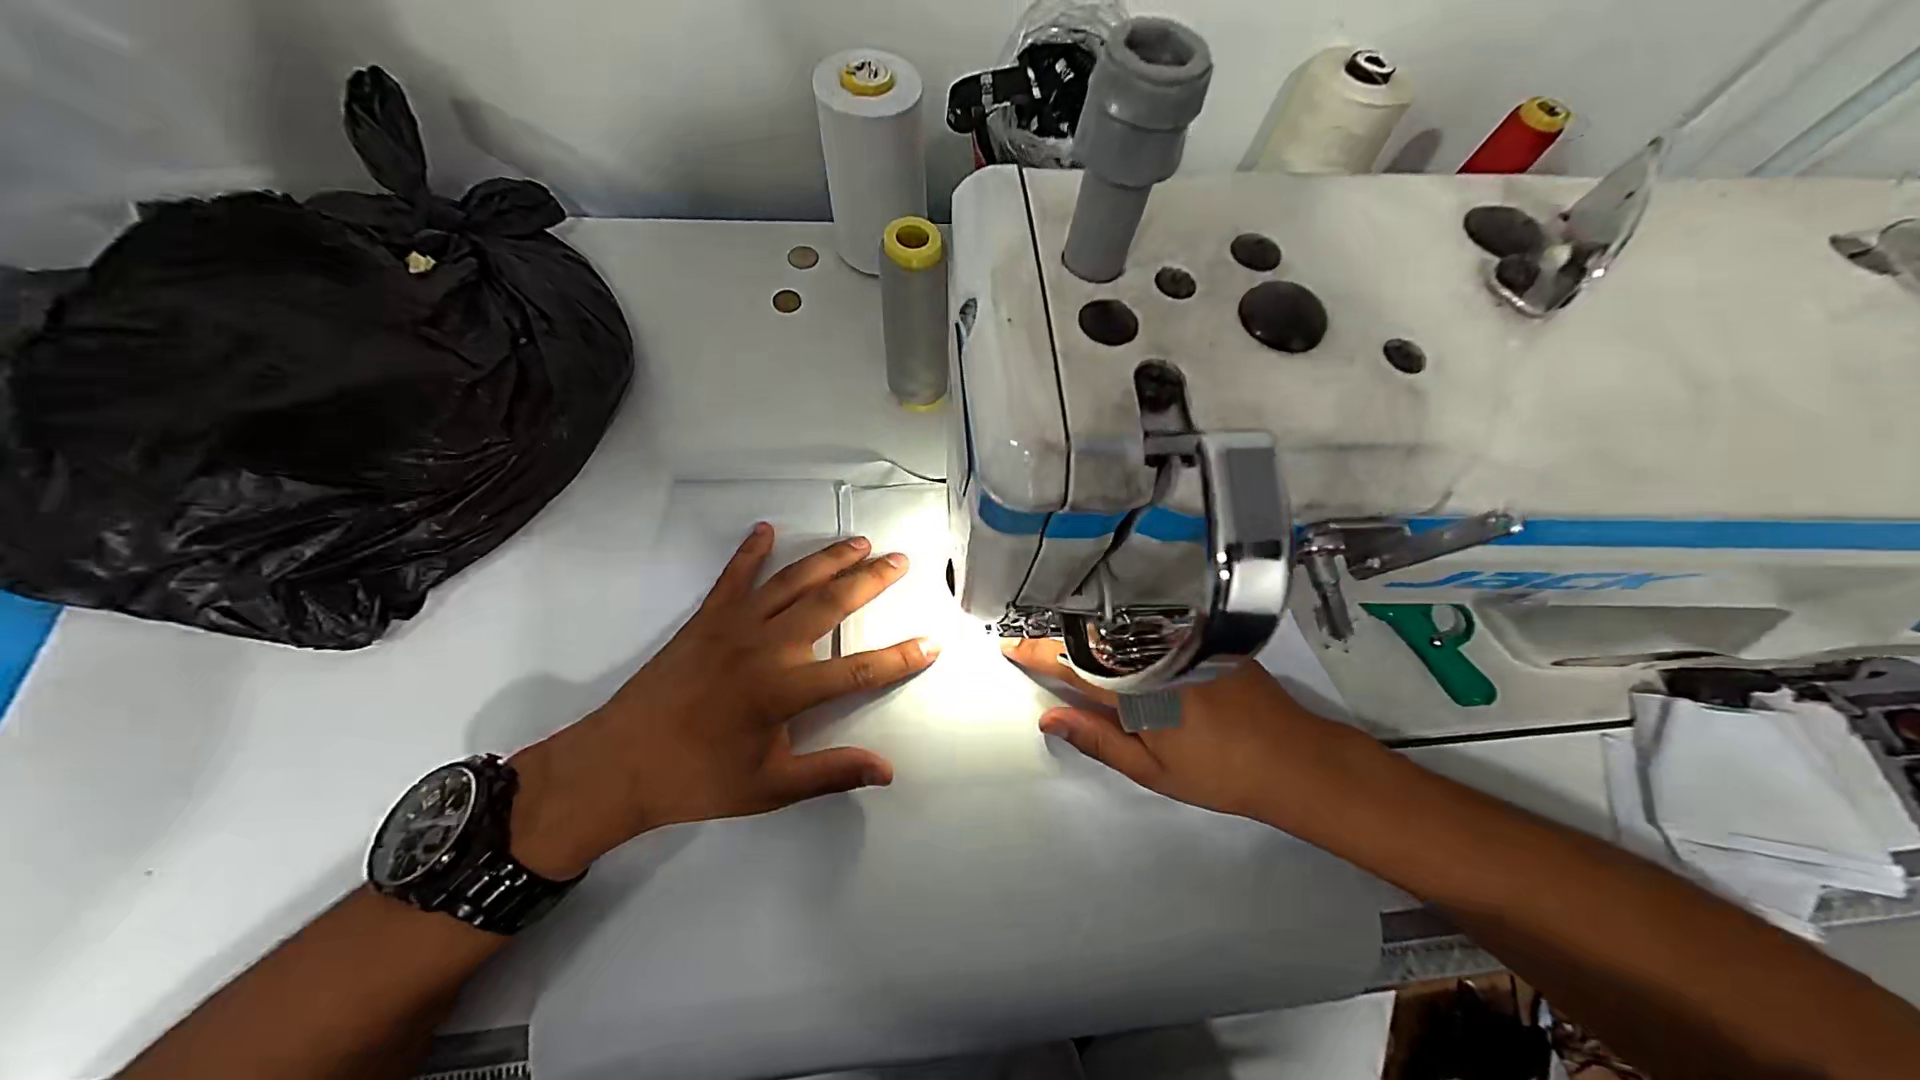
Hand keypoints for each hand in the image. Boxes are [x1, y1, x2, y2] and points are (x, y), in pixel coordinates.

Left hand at [507, 524, 937, 877]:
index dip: (900, 658)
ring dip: (829, 559)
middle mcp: (765, 646)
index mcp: (784, 689)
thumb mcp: (770, 788)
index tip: (932, 642)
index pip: (858, 670)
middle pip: (830, 604)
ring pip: (792, 581)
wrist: (618, 763)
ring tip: (860, 543)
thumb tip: (886, 770)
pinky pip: (733, 577)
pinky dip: (751, 551)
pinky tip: (766, 530)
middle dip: (871, 581)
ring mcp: (733, 625)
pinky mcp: (705, 619)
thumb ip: (831, 773)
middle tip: (901, 561)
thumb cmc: (697, 779)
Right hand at [1002, 638, 1367, 826]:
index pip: (1074, 666)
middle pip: (1093, 638)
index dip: (1038, 655)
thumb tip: (1049, 719)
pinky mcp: (1203, 636)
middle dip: (1056, 637)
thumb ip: (1098, 740)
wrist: (1294, 759)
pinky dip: (1123, 628)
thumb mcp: (1152, 769)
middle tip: (1027, 640)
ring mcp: (1183, 641)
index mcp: (1138, 689)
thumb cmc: (1220, 773)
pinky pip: (1152, 623)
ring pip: (1121, 627)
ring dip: (1086, 630)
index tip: (1010, 646)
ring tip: (1061, 637)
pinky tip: (1112, 631)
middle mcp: (1157, 655)